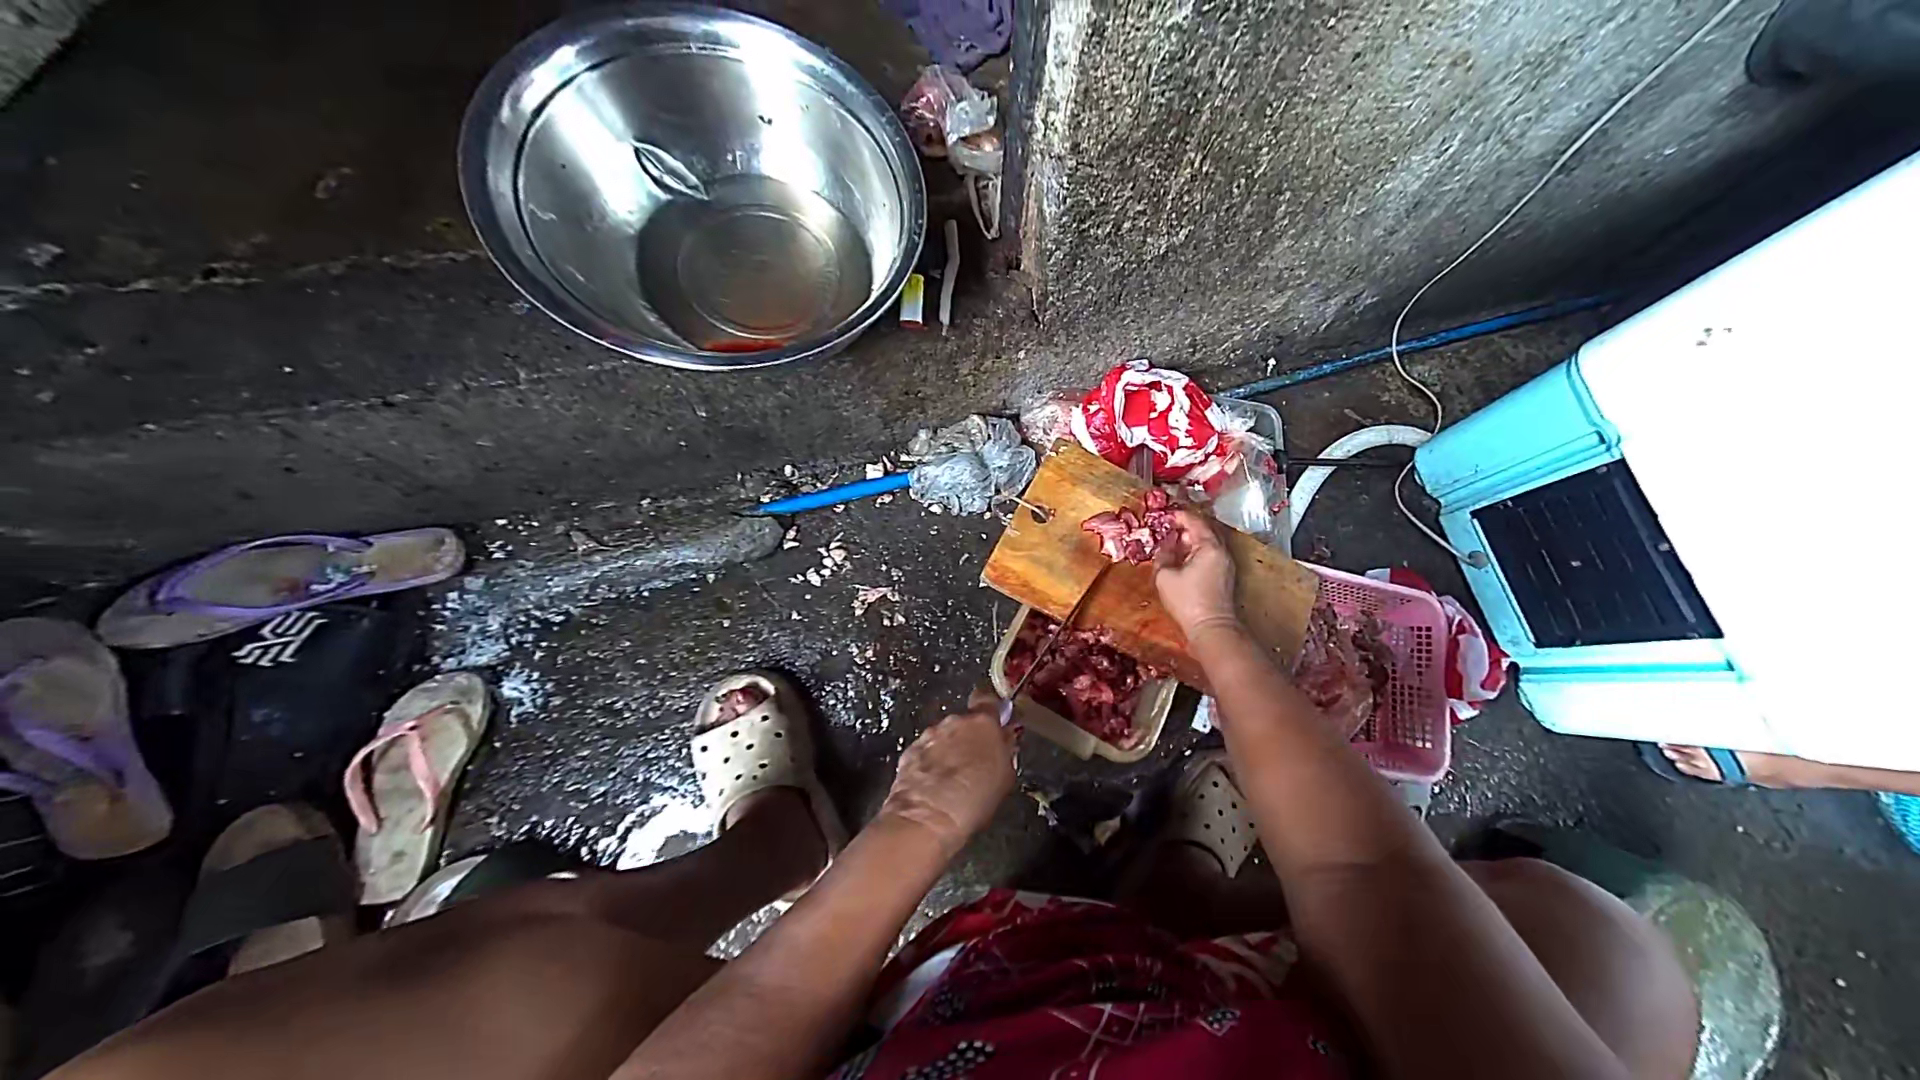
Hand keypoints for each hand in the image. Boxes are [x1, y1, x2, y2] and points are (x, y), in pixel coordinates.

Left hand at [878, 688, 1016, 854]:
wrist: (928, 817)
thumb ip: (1006, 749)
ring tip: (954, 780)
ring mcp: (929, 735)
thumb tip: (1006, 737)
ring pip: (944, 737)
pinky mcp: (910, 751)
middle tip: (975, 763)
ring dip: (949, 751)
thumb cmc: (974, 799)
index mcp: (983, 723)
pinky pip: (925, 752)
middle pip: (964, 722)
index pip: (987, 699)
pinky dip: (930, 763)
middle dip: (969, 738)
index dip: (990, 709)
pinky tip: (934, 784)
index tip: (994, 721)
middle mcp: (954, 722)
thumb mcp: (1006, 777)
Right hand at [1154, 509, 1241, 638]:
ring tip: (1172, 542)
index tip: (1164, 515)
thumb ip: (1162, 555)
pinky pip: (1210, 555)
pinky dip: (1195, 551)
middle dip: (1184, 527)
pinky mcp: (1224, 576)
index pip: (1194, 521)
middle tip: (1167, 527)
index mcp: (1209, 547)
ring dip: (1190, 540)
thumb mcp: (1164, 576)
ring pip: (1207, 543)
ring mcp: (1225, 564)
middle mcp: (1221, 552)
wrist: (1211, 628)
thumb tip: (1163, 546)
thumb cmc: (1187, 601)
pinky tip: (1182, 558)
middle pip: (1204, 530)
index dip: (1178, 516)